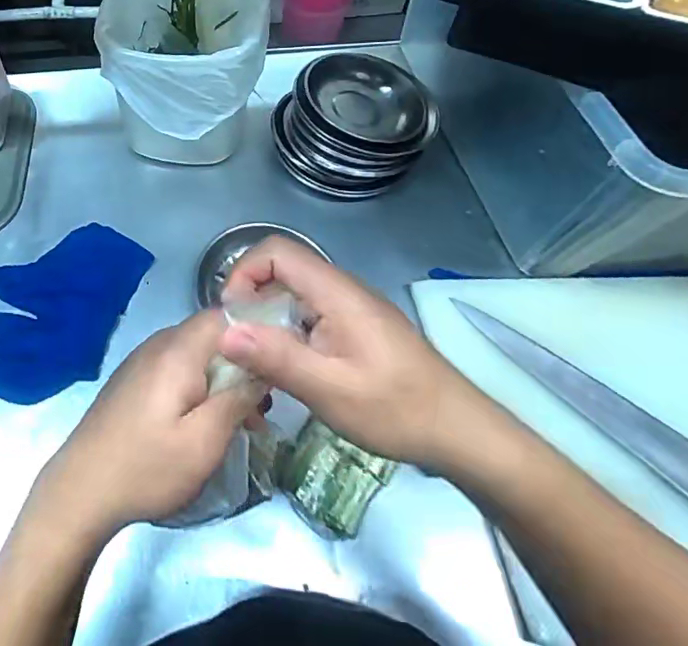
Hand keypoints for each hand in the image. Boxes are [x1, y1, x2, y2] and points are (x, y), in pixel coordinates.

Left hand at [28, 310, 263, 539]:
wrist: (82, 487)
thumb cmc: (147, 466)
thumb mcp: (204, 442)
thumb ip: (236, 399)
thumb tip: (261, 368)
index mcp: (176, 351)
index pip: (224, 316)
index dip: (256, 332)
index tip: (279, 364)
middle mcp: (157, 345)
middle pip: (210, 336)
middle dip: (242, 365)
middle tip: (264, 408)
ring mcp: (141, 361)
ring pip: (195, 356)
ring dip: (222, 380)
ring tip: (243, 423)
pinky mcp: (133, 380)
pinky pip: (176, 370)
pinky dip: (199, 388)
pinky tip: (206, 423)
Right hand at [218, 237, 495, 472]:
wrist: (464, 435)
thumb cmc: (398, 410)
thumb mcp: (330, 390)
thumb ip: (275, 358)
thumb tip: (223, 332)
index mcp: (336, 293)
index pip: (276, 251)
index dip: (244, 273)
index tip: (233, 315)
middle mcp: (343, 290)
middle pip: (282, 270)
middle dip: (251, 298)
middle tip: (239, 343)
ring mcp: (353, 309)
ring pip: (295, 293)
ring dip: (269, 317)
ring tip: (259, 359)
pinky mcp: (359, 328)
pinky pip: (311, 313)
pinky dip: (289, 331)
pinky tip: (290, 369)